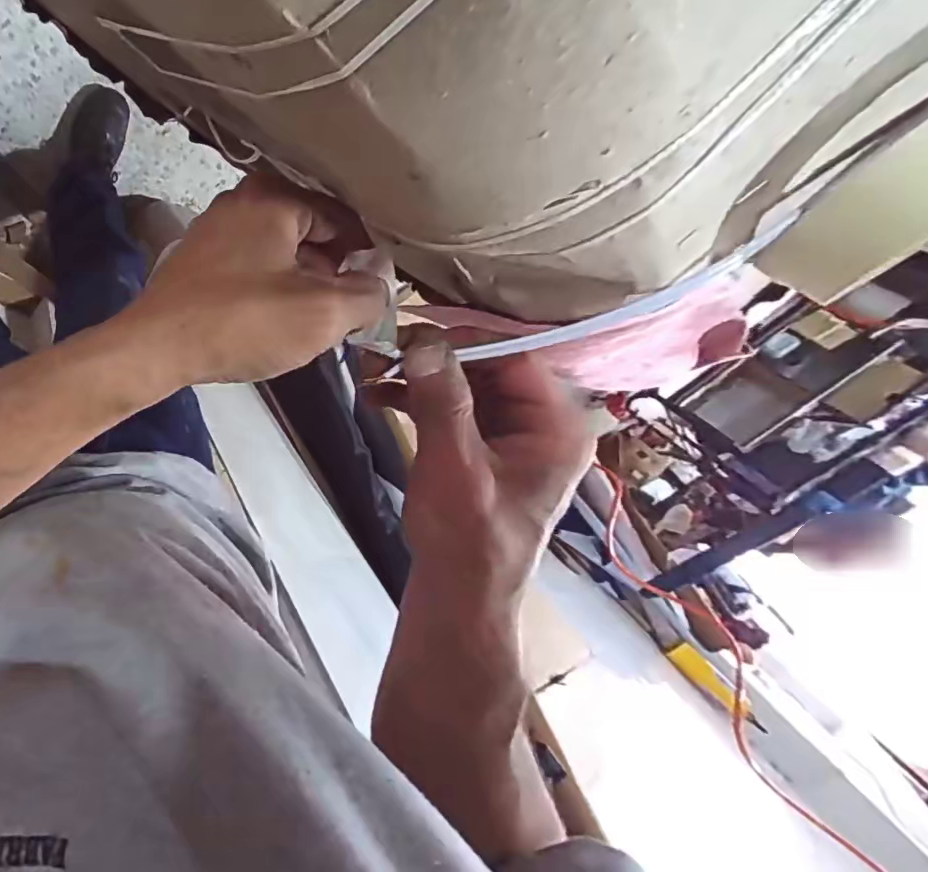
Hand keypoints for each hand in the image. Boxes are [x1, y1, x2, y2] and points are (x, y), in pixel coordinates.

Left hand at [123, 175, 387, 383]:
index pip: (341, 217)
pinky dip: (272, 288)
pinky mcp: (198, 261)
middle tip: (348, 310)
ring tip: (316, 321)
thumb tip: (381, 284)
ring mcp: (214, 230)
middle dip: (334, 270)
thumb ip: (368, 295)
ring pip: (279, 251)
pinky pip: (251, 266)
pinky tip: (275, 320)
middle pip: (309, 232)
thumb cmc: (243, 322)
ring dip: (304, 282)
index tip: (377, 290)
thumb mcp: (322, 313)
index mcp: (272, 198)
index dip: (366, 254)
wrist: (156, 348)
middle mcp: (240, 201)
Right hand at [368, 327, 593, 595]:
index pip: (516, 356)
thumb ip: (441, 401)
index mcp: (556, 426)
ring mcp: (508, 431)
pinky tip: (377, 394)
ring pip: (463, 380)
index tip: (412, 334)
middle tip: (384, 350)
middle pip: (486, 364)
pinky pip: (449, 403)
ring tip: (371, 368)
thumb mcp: (454, 466)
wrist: (457, 592)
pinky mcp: (479, 441)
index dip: (464, 339)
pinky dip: (415, 396)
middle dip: (433, 357)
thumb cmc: (466, 537)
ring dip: (417, 374)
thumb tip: (422, 342)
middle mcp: (539, 421)